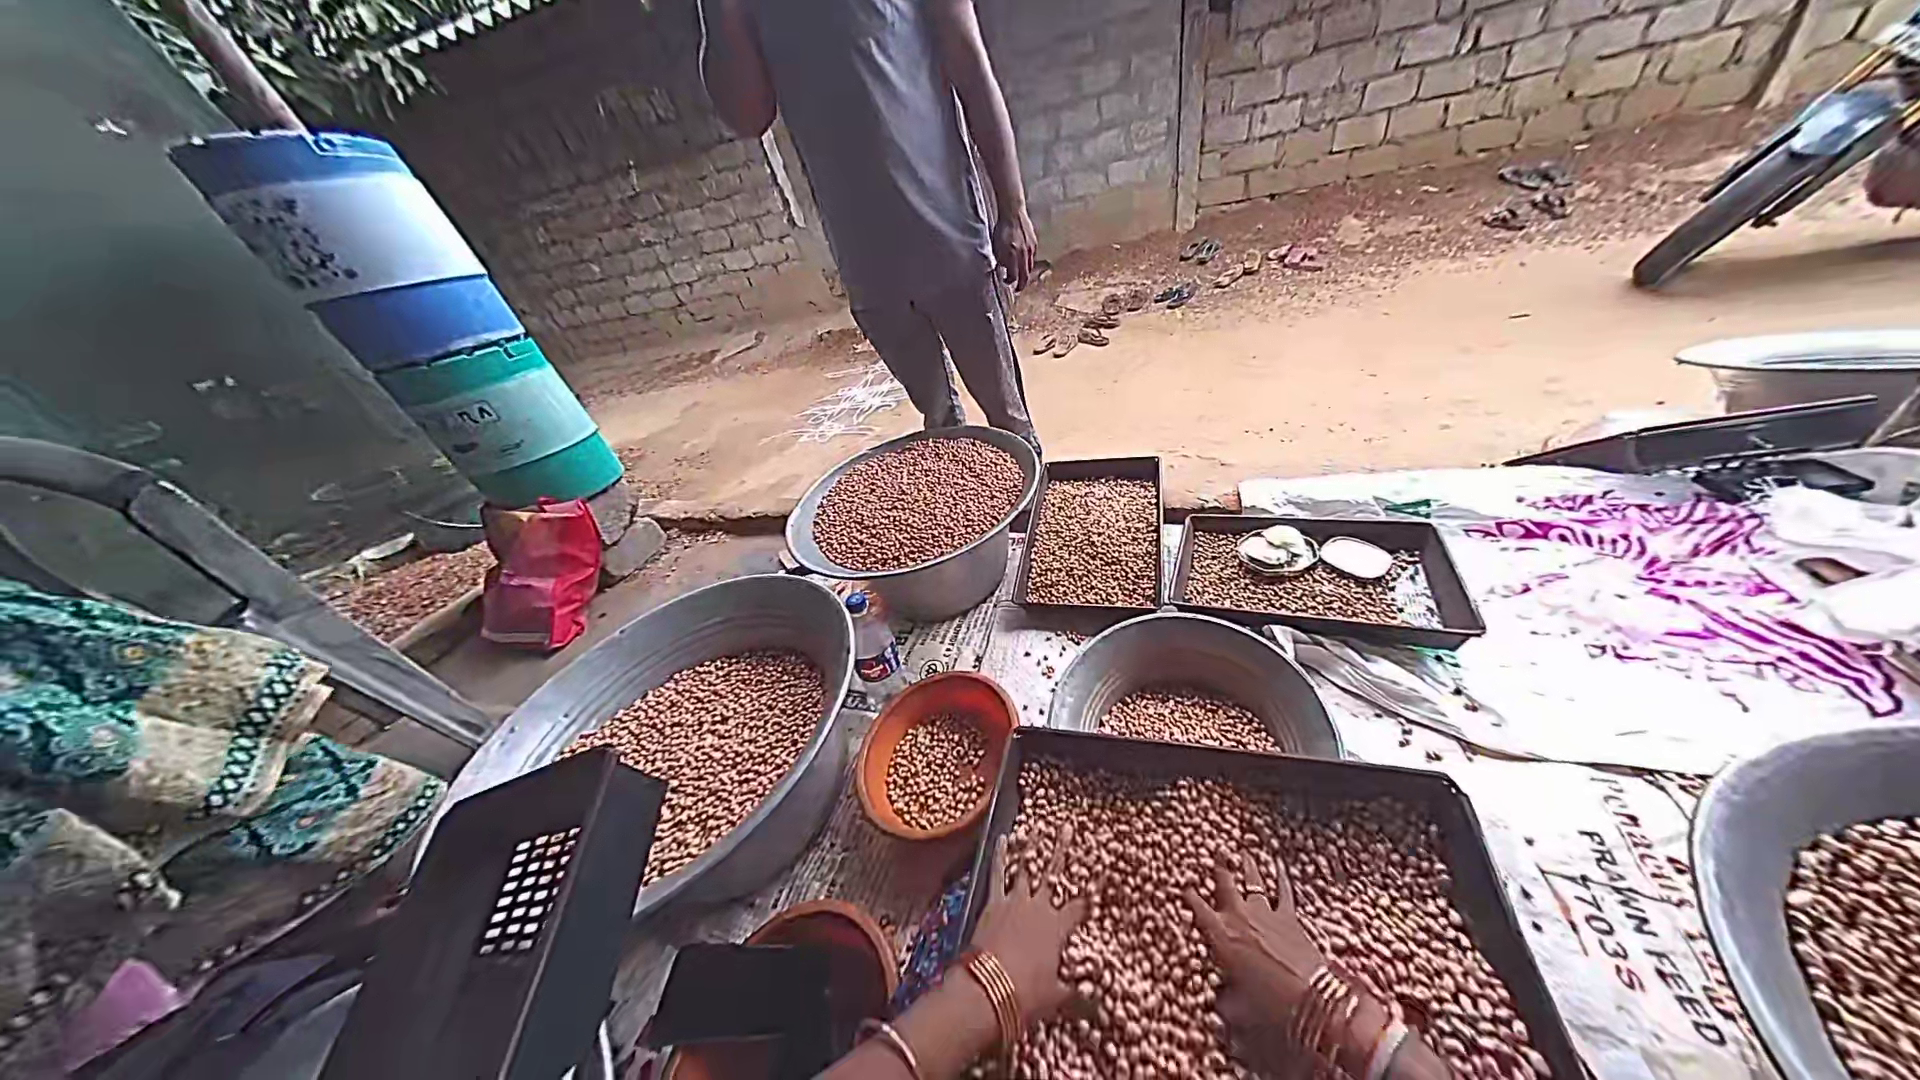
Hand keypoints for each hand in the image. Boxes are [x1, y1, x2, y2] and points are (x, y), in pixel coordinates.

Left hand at [971, 825, 1088, 1024]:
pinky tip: (1002, 839)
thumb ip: (1079, 995)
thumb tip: (1102, 1006)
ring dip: (1033, 846)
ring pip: (1026, 867)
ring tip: (1039, 827)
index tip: (1103, 867)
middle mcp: (1039, 907)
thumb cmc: (1027, 994)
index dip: (1093, 886)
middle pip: (1054, 874)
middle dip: (1062, 850)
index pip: (1081, 904)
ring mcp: (1015, 901)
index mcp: (1058, 927)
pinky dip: (999, 856)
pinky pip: (997, 874)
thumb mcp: (1057, 997)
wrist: (988, 990)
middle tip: (1067, 828)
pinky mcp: (993, 902)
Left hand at [991, 204, 1037, 291]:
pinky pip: (1032, 258)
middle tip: (1018, 288)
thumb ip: (1001, 260)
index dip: (1010, 282)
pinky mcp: (1034, 244)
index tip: (1006, 282)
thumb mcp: (997, 247)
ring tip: (1021, 276)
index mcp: (1012, 256)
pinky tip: (1024, 262)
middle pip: (1024, 275)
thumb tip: (1005, 270)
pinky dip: (1028, 263)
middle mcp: (1023, 255)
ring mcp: (1030, 249)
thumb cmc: (1002, 229)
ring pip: (1029, 267)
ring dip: (1025, 274)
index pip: (1014, 276)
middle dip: (1021, 284)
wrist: (1013, 212)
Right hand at [1187, 850, 1381, 1076]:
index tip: (1183, 883)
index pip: (1197, 906)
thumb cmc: (1267, 1004)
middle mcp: (1238, 916)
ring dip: (1246, 865)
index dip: (1188, 893)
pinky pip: (1283, 891)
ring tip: (1242, 851)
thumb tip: (1215, 1006)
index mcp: (1220, 933)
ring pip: (1252, 880)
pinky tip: (1278, 864)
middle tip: (1214, 850)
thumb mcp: (1236, 1006)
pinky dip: (1280, 876)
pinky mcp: (1288, 917)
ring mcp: (1263, 912)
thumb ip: (1222, 999)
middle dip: (1218, 864)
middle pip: (1224, 882)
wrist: (1308, 1000)